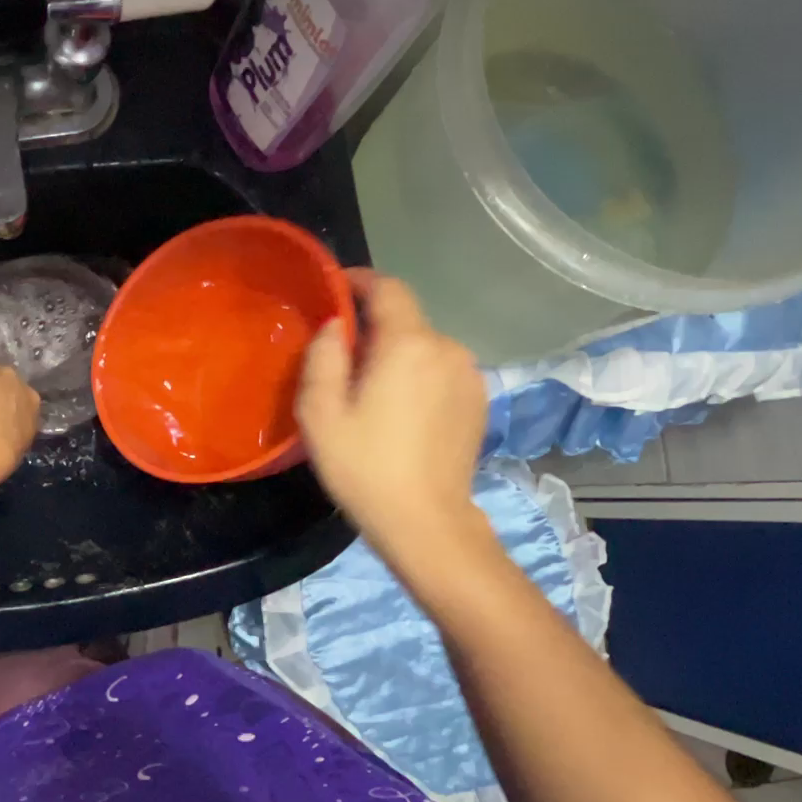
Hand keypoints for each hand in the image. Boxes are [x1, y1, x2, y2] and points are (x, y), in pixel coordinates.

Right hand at [296, 271, 487, 554]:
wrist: (425, 520)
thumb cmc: (363, 467)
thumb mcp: (321, 414)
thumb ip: (323, 357)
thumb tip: (336, 326)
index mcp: (408, 345)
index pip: (389, 289)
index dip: (360, 281)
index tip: (335, 287)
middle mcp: (447, 348)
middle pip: (406, 321)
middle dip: (373, 329)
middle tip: (340, 360)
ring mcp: (469, 375)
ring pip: (424, 348)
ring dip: (396, 357)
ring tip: (368, 392)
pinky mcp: (479, 401)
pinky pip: (440, 372)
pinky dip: (417, 378)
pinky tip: (398, 413)